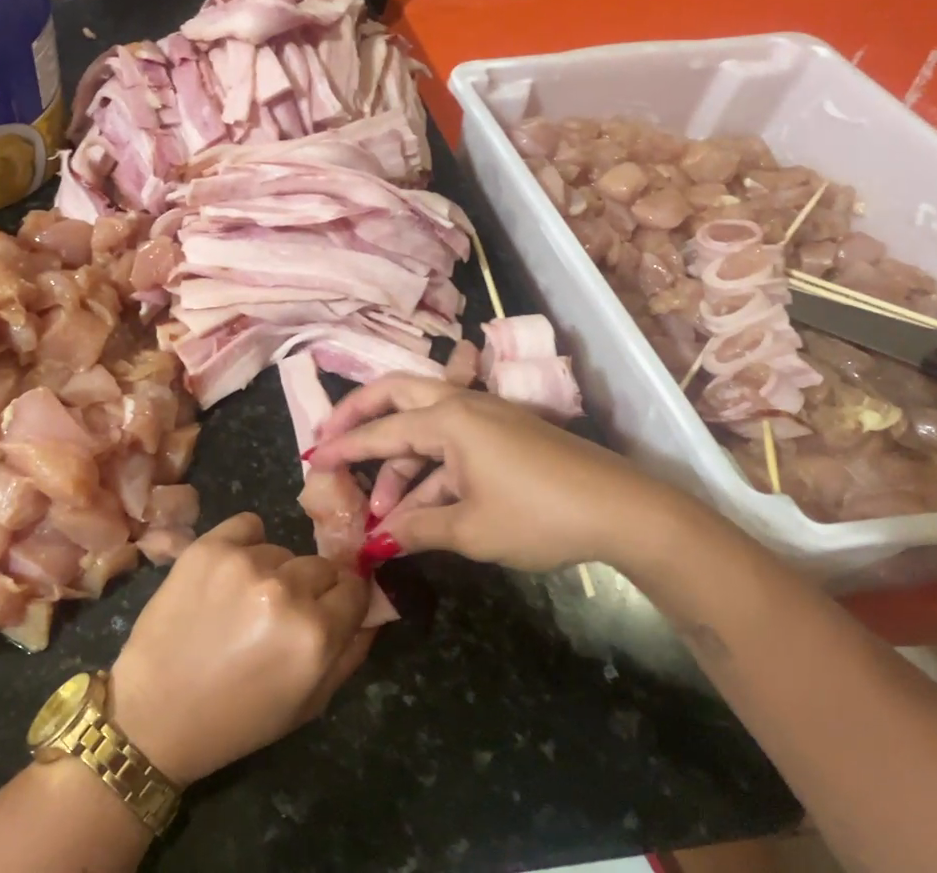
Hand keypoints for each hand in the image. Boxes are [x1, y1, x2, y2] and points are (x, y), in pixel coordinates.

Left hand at [109, 513, 374, 784]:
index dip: (343, 602)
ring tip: (243, 604)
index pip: (355, 587)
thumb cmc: (237, 719)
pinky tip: (229, 574)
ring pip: (282, 550)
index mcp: (316, 633)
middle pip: (322, 565)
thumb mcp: (310, 703)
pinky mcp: (207, 547)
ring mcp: (243, 562)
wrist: (154, 712)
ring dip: (274, 571)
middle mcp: (285, 589)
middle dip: (310, 588)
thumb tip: (374, 608)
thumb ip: (351, 652)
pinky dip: (245, 543)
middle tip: (278, 616)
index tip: (325, 614)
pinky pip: (247, 525)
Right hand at [307, 375, 700, 571]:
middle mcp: (463, 406)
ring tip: (381, 513)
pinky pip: (451, 443)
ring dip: (399, 463)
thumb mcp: (471, 530)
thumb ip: (417, 530)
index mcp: (449, 420)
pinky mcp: (506, 436)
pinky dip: (430, 471)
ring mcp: (488, 418)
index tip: (312, 458)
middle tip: (331, 438)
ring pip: (425, 426)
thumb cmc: (540, 516)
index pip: (381, 430)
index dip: (343, 447)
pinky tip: (421, 510)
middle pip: (397, 395)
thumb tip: (378, 540)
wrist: (624, 511)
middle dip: (360, 416)